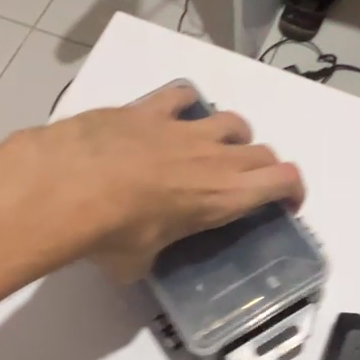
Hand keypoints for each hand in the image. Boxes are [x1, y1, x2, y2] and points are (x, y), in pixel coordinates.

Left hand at [0, 83, 304, 280]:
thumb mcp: (138, 262)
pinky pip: (182, 96)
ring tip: (216, 151)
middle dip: (263, 169)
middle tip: (246, 187)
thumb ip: (149, 258)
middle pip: (262, 152)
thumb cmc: (111, 234)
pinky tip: (174, 117)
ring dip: (233, 136)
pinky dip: (186, 105)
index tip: (286, 204)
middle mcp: (214, 158)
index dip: (293, 190)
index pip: (283, 181)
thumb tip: (132, 264)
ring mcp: (182, 128)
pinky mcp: (148, 108)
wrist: (65, 185)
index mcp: (223, 198)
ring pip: (231, 121)